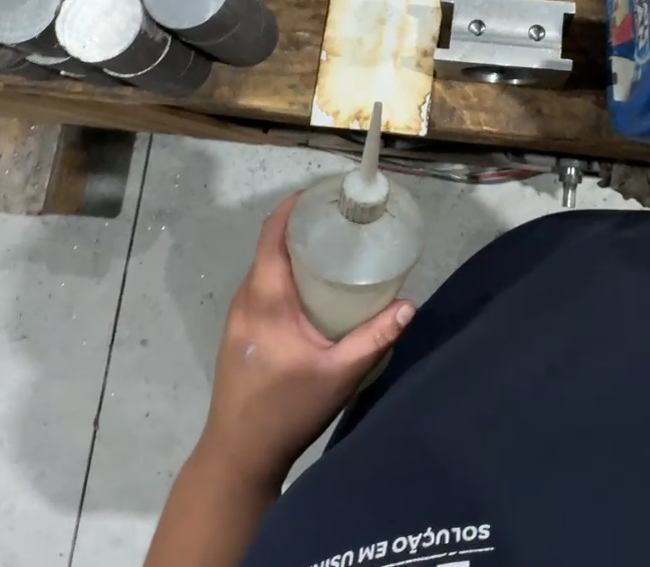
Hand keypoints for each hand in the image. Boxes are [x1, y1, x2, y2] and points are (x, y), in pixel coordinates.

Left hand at [197, 196, 413, 487]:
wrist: (238, 455)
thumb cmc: (287, 409)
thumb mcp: (341, 374)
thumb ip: (376, 337)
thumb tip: (411, 305)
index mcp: (266, 299)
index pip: (273, 234)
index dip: (294, 207)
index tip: (324, 193)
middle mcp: (246, 300)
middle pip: (270, 247)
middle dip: (302, 226)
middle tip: (342, 221)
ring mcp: (237, 317)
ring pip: (264, 268)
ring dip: (293, 251)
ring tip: (332, 248)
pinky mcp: (238, 333)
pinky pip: (261, 287)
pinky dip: (284, 273)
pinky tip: (312, 288)